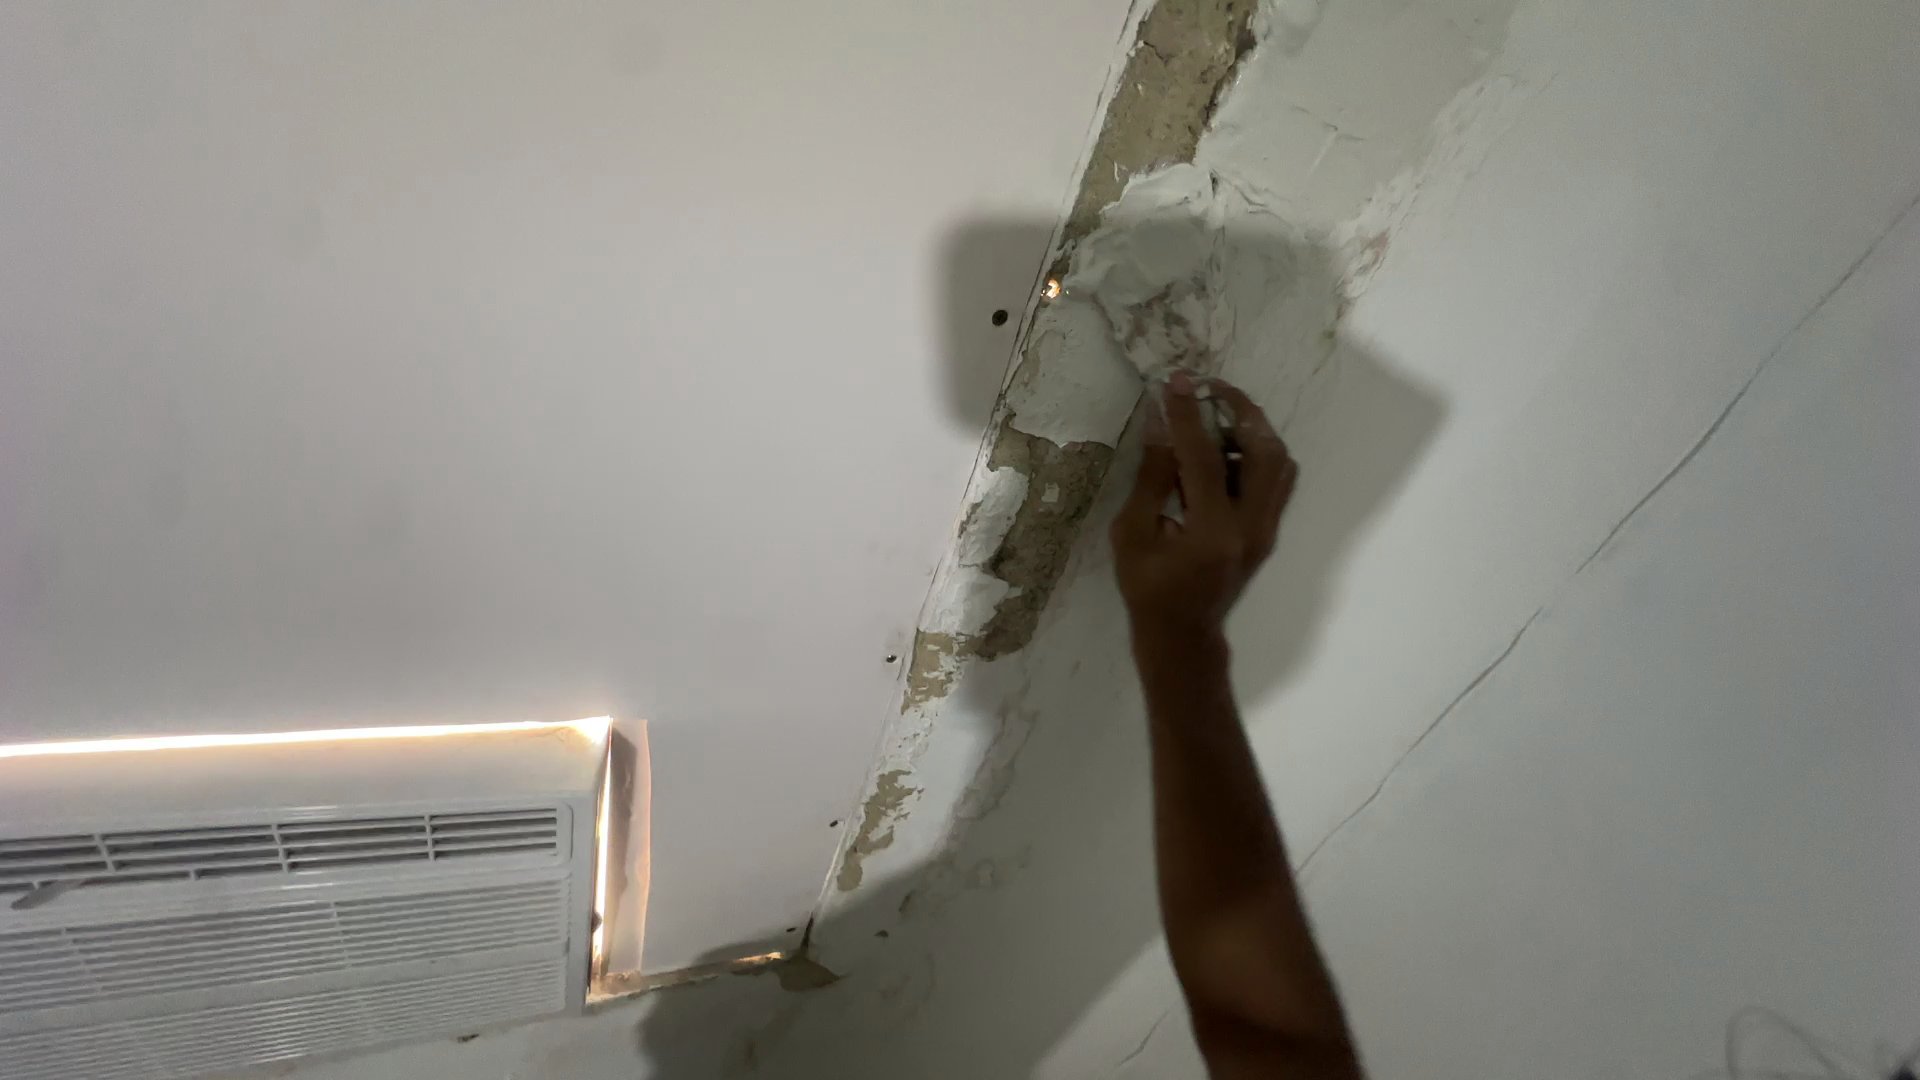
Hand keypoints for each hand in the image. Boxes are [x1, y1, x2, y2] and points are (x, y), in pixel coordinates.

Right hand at [1110, 372, 1296, 641]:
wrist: (1182, 634)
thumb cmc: (1147, 589)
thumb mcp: (1132, 534)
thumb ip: (1151, 478)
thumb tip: (1159, 424)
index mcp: (1211, 532)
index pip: (1204, 458)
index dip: (1189, 415)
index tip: (1177, 381)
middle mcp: (1251, 527)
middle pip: (1265, 451)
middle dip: (1239, 410)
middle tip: (1207, 389)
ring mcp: (1267, 530)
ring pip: (1280, 462)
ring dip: (1253, 429)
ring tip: (1218, 413)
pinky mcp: (1270, 531)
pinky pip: (1277, 479)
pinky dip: (1258, 453)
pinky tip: (1228, 448)